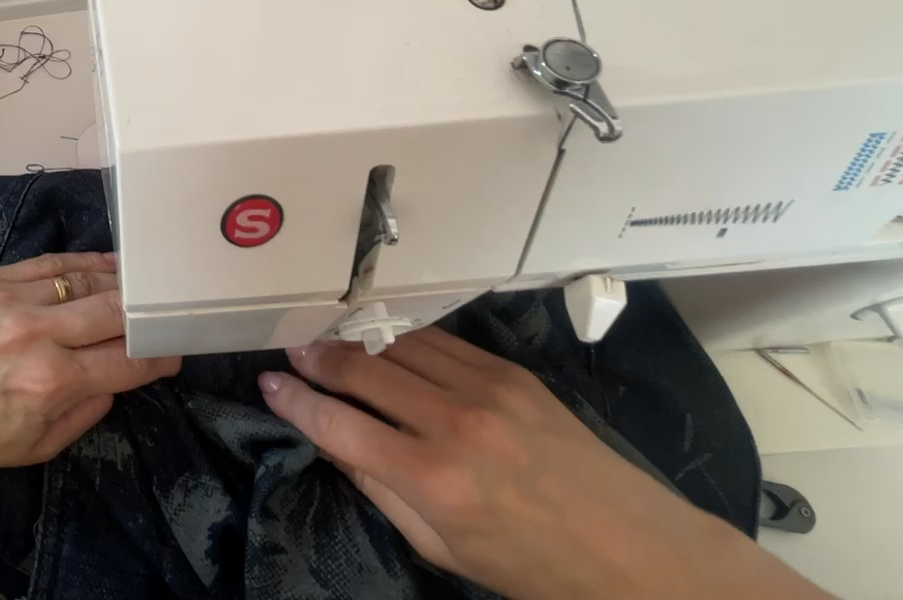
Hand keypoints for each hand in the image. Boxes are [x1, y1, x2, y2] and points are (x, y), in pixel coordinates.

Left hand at [0, 251, 179, 483]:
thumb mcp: (37, 447)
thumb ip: (88, 410)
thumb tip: (117, 376)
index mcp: (50, 382)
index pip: (124, 361)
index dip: (157, 356)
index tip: (176, 351)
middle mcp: (36, 333)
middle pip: (111, 311)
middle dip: (144, 314)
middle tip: (164, 313)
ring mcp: (10, 299)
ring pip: (84, 280)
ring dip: (119, 282)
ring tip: (140, 282)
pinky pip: (48, 263)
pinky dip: (81, 263)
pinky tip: (102, 264)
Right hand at [260, 328, 831, 599]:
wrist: (635, 551)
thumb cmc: (529, 566)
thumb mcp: (440, 547)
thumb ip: (376, 487)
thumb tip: (327, 439)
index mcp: (431, 480)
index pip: (336, 425)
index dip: (293, 400)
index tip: (267, 383)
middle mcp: (451, 424)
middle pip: (358, 370)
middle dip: (315, 357)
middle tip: (290, 351)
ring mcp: (482, 388)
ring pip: (393, 343)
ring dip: (351, 338)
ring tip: (325, 337)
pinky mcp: (507, 371)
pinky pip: (435, 340)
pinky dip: (397, 337)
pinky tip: (379, 338)